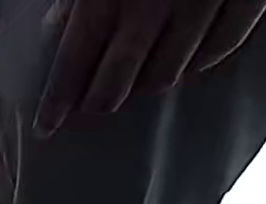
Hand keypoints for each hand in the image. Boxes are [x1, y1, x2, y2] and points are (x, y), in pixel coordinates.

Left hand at [34, 0, 265, 135]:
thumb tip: (55, 27)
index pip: (70, 68)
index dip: (55, 105)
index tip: (45, 128)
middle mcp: (153, 0)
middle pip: (114, 84)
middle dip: (101, 100)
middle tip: (97, 102)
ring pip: (165, 75)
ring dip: (148, 83)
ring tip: (140, 79)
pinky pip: (221, 47)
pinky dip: (201, 61)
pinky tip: (189, 61)